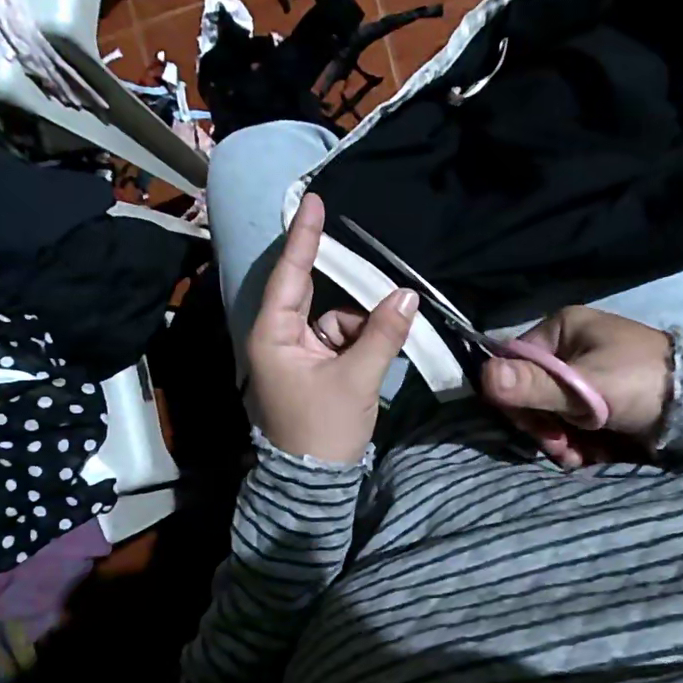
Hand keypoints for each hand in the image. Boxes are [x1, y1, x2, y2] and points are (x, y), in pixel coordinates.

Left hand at [247, 193, 417, 464]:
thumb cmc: (323, 429)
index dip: (303, 237)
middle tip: (371, 277)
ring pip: (335, 320)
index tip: (313, 201)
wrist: (315, 482)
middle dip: (346, 290)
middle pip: (314, 294)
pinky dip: (361, 343)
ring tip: (376, 354)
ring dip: (362, 328)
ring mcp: (297, 353)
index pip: (290, 274)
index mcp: (274, 335)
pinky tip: (374, 360)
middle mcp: (280, 337)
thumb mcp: (356, 379)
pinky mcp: (314, 368)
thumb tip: (407, 297)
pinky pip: (341, 339)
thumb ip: (382, 335)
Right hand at [480, 306, 670, 467]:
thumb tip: (482, 377)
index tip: (538, 430)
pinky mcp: (603, 401)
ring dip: (562, 441)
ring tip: (582, 457)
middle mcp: (571, 350)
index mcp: (562, 330)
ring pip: (554, 414)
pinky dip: (581, 443)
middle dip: (546, 428)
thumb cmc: (640, 383)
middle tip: (564, 450)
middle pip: (534, 395)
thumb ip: (535, 385)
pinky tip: (593, 455)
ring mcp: (587, 377)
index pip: (516, 367)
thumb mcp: (585, 386)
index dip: (518, 403)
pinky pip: (577, 423)